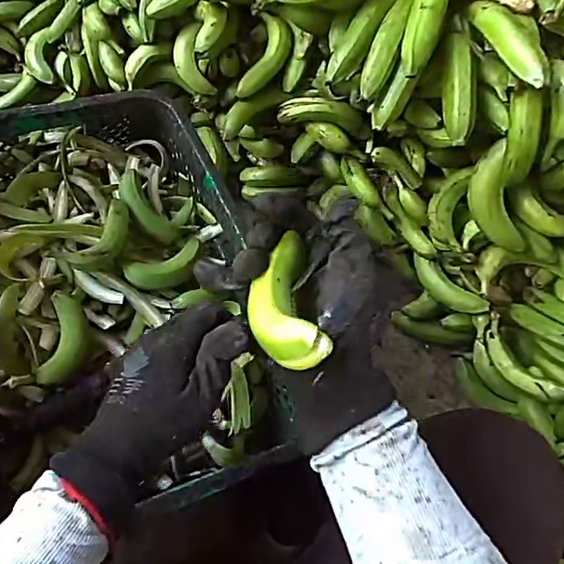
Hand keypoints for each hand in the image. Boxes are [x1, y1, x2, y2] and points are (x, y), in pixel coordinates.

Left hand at [49, 304, 247, 534]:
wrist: (116, 446)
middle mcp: (153, 334)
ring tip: (205, 371)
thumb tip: (238, 326)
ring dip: (194, 344)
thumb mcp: (200, 397)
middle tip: (225, 360)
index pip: (206, 310)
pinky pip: (161, 345)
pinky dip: (177, 353)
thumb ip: (217, 358)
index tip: (238, 342)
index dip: (227, 320)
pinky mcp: (132, 359)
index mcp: (172, 339)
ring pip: (175, 332)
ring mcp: (139, 345)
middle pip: (189, 319)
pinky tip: (181, 377)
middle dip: (211, 332)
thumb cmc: (164, 424)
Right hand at [202, 195, 400, 455]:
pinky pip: (224, 283)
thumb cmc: (349, 314)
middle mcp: (290, 259)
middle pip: (262, 233)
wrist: (329, 365)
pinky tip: (208, 273)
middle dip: (256, 237)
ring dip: (238, 259)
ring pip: (241, 255)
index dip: (276, 207)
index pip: (292, 216)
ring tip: (243, 275)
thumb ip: (345, 232)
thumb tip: (340, 198)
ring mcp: (267, 282)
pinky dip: (213, 275)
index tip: (262, 206)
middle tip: (258, 256)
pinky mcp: (248, 304)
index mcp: (317, 246)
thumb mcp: (356, 266)